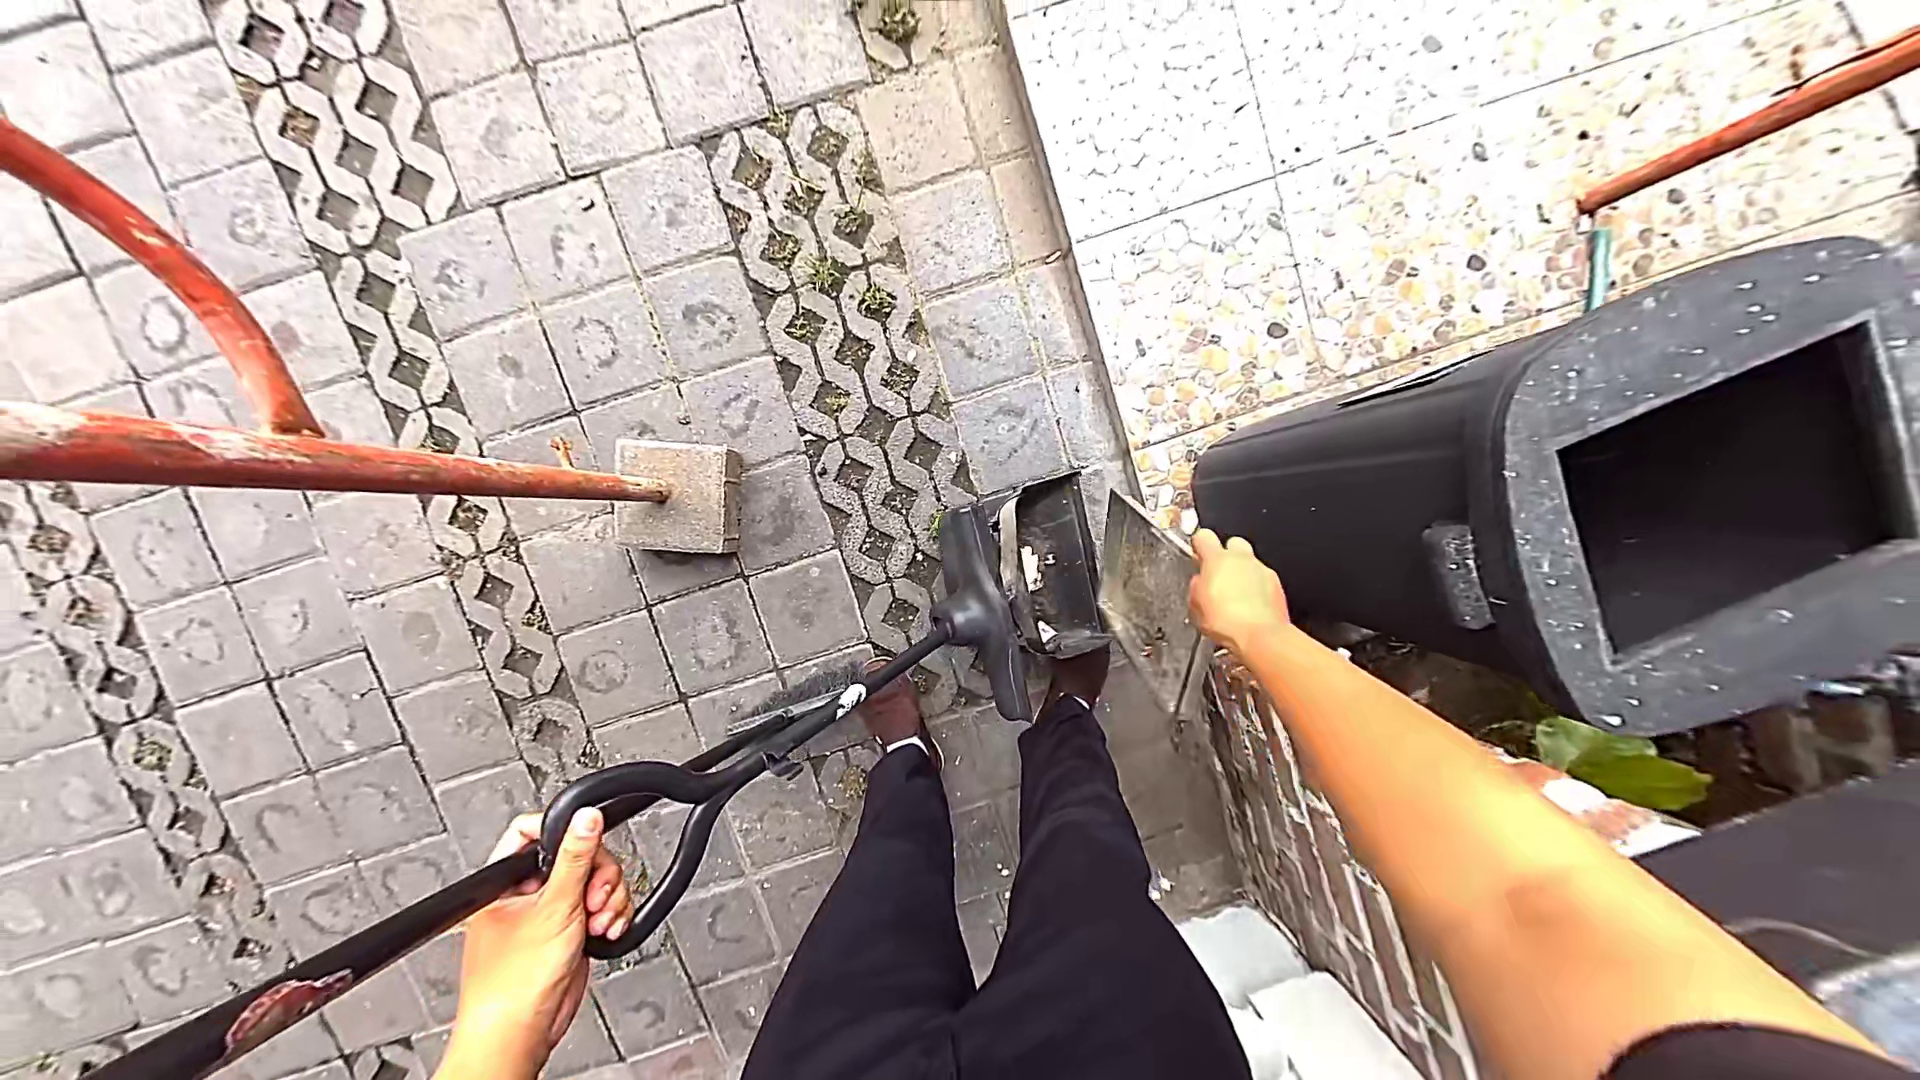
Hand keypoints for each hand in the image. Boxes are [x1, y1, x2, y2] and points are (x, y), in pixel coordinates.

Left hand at [438, 809, 633, 1079]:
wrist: (522, 1034)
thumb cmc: (513, 985)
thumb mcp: (554, 906)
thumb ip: (575, 857)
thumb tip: (585, 816)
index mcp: (507, 882)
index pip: (531, 833)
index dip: (562, 829)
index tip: (587, 837)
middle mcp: (529, 893)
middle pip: (579, 854)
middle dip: (598, 876)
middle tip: (594, 896)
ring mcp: (552, 911)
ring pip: (597, 878)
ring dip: (609, 899)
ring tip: (598, 920)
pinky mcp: (573, 927)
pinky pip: (605, 903)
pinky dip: (612, 915)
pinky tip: (604, 930)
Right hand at [1188, 528, 1289, 654]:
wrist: (1259, 638)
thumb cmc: (1227, 622)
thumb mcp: (1195, 605)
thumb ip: (1195, 586)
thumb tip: (1198, 583)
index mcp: (1217, 559)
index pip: (1203, 536)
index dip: (1198, 544)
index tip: (1197, 553)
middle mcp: (1242, 559)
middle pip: (1232, 543)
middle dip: (1225, 556)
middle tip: (1217, 574)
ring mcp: (1262, 571)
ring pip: (1250, 563)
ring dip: (1242, 574)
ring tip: (1233, 597)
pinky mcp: (1276, 586)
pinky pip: (1263, 579)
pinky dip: (1256, 588)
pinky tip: (1248, 606)